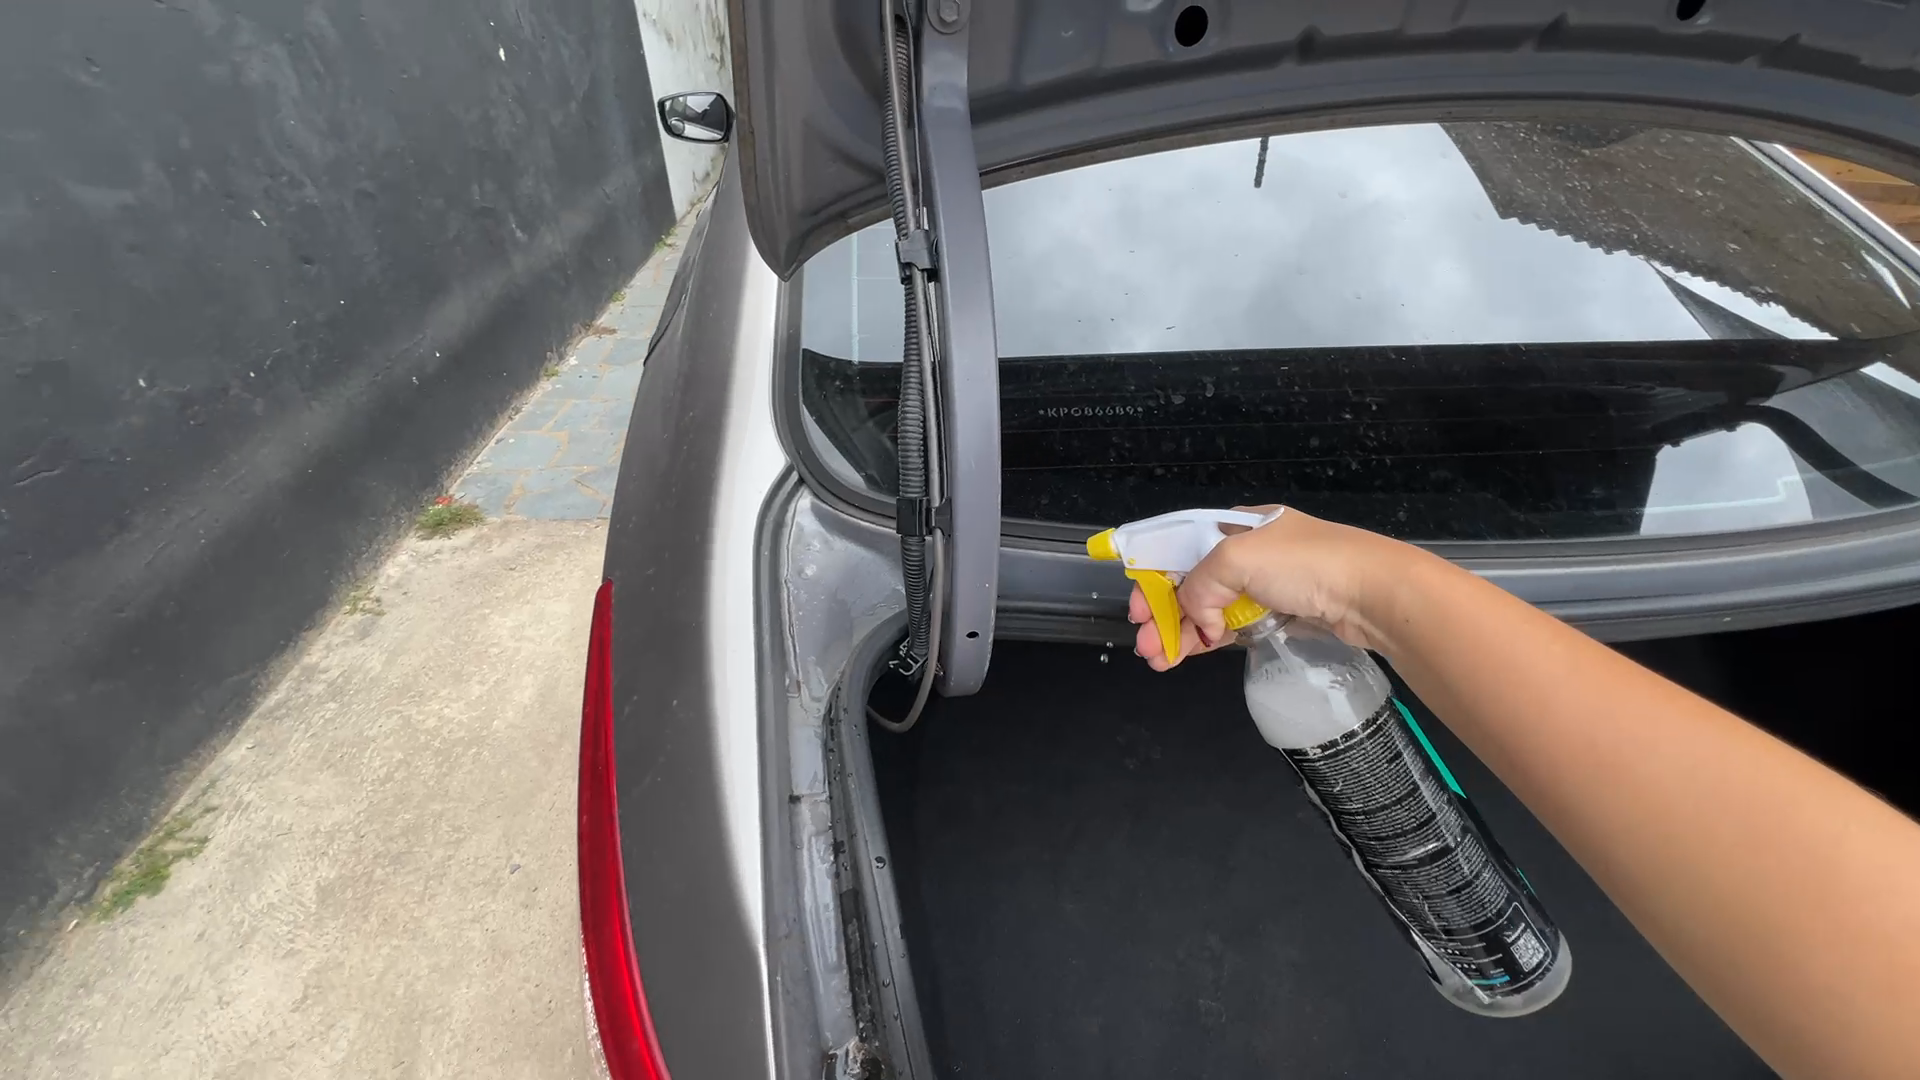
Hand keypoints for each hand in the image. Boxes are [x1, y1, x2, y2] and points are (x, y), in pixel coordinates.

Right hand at [1129, 506, 1427, 669]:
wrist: (1376, 595)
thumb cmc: (1305, 564)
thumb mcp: (1237, 558)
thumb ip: (1200, 585)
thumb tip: (1197, 619)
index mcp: (1233, 526)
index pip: (1178, 548)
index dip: (1153, 577)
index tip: (1137, 607)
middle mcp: (1246, 552)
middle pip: (1189, 582)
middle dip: (1162, 613)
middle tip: (1145, 643)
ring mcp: (1263, 586)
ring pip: (1208, 609)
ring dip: (1180, 632)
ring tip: (1158, 660)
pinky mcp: (1279, 615)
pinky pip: (1231, 627)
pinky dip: (1207, 640)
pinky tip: (1188, 656)